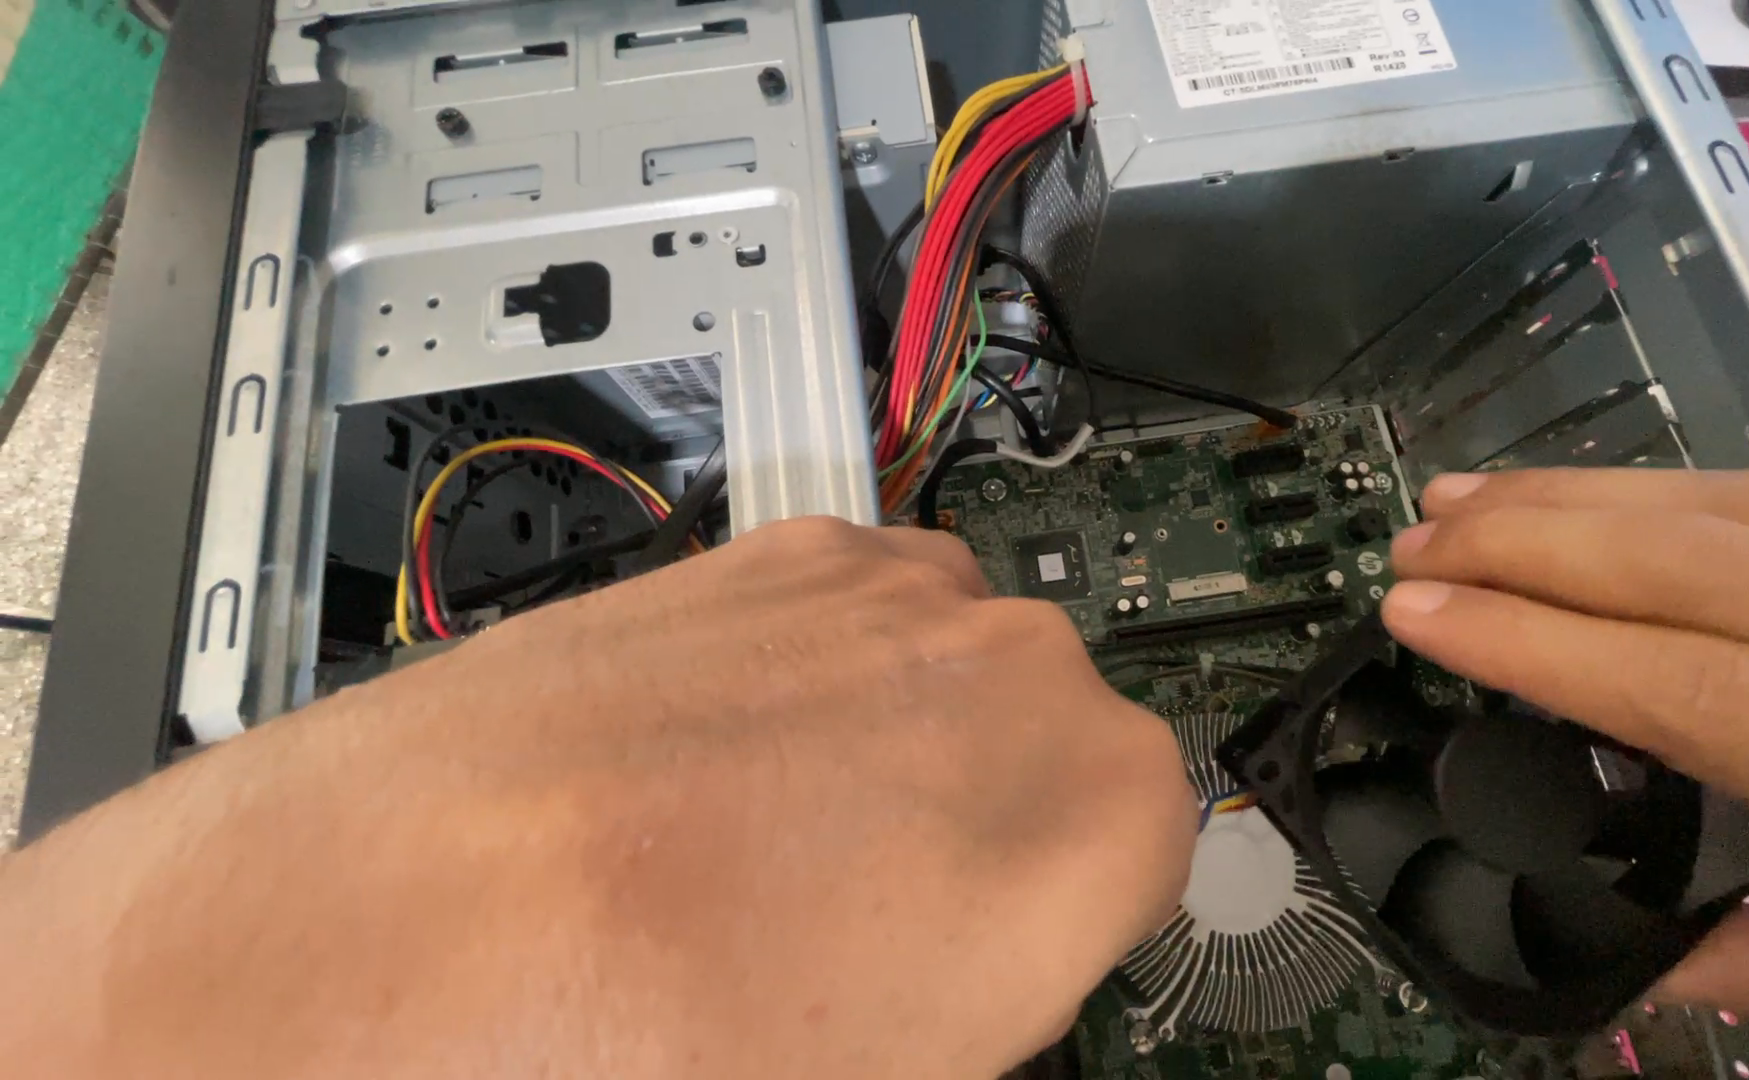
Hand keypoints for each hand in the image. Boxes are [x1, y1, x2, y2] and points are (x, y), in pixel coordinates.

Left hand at [0, 518, 1194, 1078]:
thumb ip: (1006, 973)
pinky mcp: (794, 546)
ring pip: (968, 657)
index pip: (1155, 825)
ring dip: (919, 727)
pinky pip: (877, 604)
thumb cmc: (649, 1058)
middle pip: (1061, 729)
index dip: (1079, 885)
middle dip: (999, 805)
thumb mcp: (903, 1067)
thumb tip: (997, 919)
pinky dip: (845, 663)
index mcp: (1092, 811)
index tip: (1017, 915)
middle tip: (886, 886)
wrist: (387, 938)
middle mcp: (1018, 669)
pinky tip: (750, 734)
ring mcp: (902, 589)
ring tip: (796, 812)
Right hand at [1381, 468, 1748, 1062]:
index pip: (1700, 688)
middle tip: (1412, 543)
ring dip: (1581, 494)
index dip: (1533, 643)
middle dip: (1530, 542)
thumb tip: (1622, 965)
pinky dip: (1672, 490)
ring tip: (1461, 499)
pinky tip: (1593, 496)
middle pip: (1711, 562)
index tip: (1409, 613)